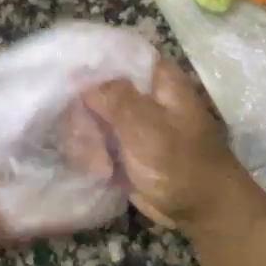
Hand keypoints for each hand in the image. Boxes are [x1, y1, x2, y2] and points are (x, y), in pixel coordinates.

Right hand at [81, 59, 265, 232]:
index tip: (61, 73)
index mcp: (157, 79)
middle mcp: (141, 94)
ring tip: (96, 160)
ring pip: (90, 114)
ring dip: (85, 137)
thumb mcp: (151, 129)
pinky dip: (89, 152)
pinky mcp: (122, 145)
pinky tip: (96, 167)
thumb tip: (78, 76)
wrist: (204, 212)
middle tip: (83, 135)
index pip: (116, 54)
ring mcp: (130, 120)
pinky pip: (93, 138)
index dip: (88, 61)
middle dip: (83, 111)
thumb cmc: (184, 166)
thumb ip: (116, 99)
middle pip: (96, 86)